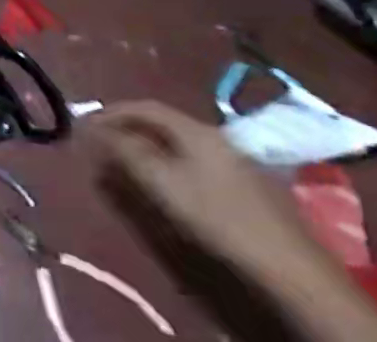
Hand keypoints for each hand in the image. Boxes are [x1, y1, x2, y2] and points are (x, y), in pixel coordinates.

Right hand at [86, 101, 318, 274]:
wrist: (291, 270)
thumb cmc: (219, 218)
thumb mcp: (163, 183)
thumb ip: (126, 152)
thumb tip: (93, 129)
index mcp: (197, 130)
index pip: (145, 106)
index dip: (112, 112)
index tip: (86, 124)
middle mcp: (217, 136)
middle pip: (163, 125)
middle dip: (128, 131)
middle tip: (103, 146)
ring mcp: (236, 161)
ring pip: (179, 145)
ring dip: (148, 150)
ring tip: (127, 167)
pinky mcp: (247, 188)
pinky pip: (195, 163)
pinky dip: (169, 165)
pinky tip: (166, 185)